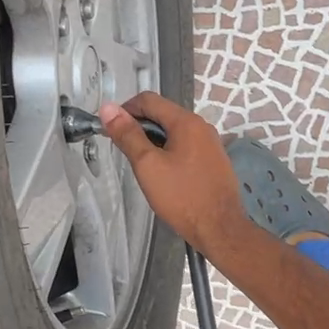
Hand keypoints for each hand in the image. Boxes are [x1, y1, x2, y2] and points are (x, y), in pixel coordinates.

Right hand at [100, 93, 249, 252]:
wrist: (220, 228)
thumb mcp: (148, 165)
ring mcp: (211, 144)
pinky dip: (170, 152)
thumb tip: (108, 108)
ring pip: (175, 132)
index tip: (112, 130)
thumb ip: (128, 135)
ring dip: (154, 141)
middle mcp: (202, 127)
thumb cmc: (182, 197)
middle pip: (163, 114)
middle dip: (140, 127)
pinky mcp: (215, 162)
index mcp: (186, 122)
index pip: (149, 100)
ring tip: (143, 166)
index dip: (125, 110)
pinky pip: (187, 147)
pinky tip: (164, 175)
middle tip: (125, 151)